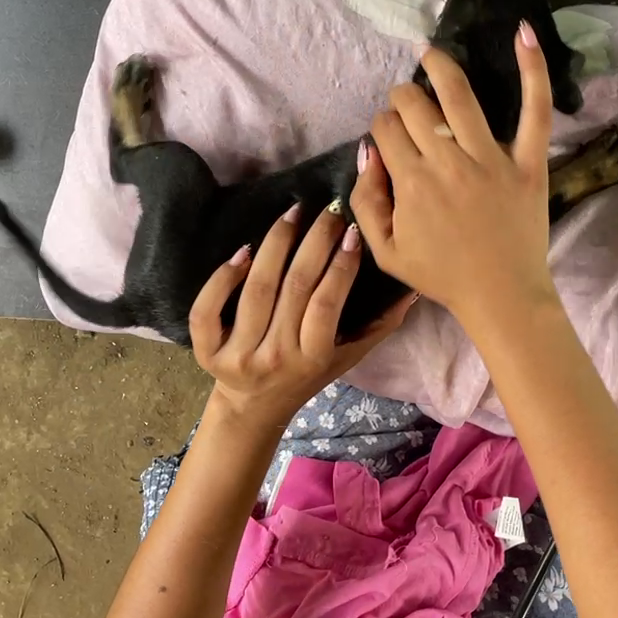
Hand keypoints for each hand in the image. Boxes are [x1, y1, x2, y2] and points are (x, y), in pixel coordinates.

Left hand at [190, 204, 413, 432]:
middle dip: (314, 242)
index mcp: (313, 358)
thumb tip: (411, 287)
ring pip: (256, 290)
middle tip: (328, 210)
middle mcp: (275, 357)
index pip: (326, 305)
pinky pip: (208, 310)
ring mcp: (238, 355)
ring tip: (293, 214)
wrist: (255, 406)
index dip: (340, 266)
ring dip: (275, 245)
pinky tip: (244, 249)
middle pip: (294, 289)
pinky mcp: (206, 352)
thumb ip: (380, 325)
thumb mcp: (349, 356)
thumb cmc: (309, 373)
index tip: (352, 231)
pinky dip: (222, 277)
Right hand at [350, 22, 561, 333]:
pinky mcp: (528, 161)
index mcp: (411, 182)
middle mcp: (447, 161)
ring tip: (428, 54)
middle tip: (405, 105)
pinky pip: (535, 111)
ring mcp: (491, 158)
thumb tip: (367, 151)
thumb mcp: (385, 251)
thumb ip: (366, 201)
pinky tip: (524, 34)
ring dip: (439, 67)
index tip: (389, 137)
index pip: (386, 130)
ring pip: (459, 96)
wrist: (501, 296)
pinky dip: (532, 71)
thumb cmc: (442, 276)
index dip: (382, 126)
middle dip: (401, 98)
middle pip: (414, 107)